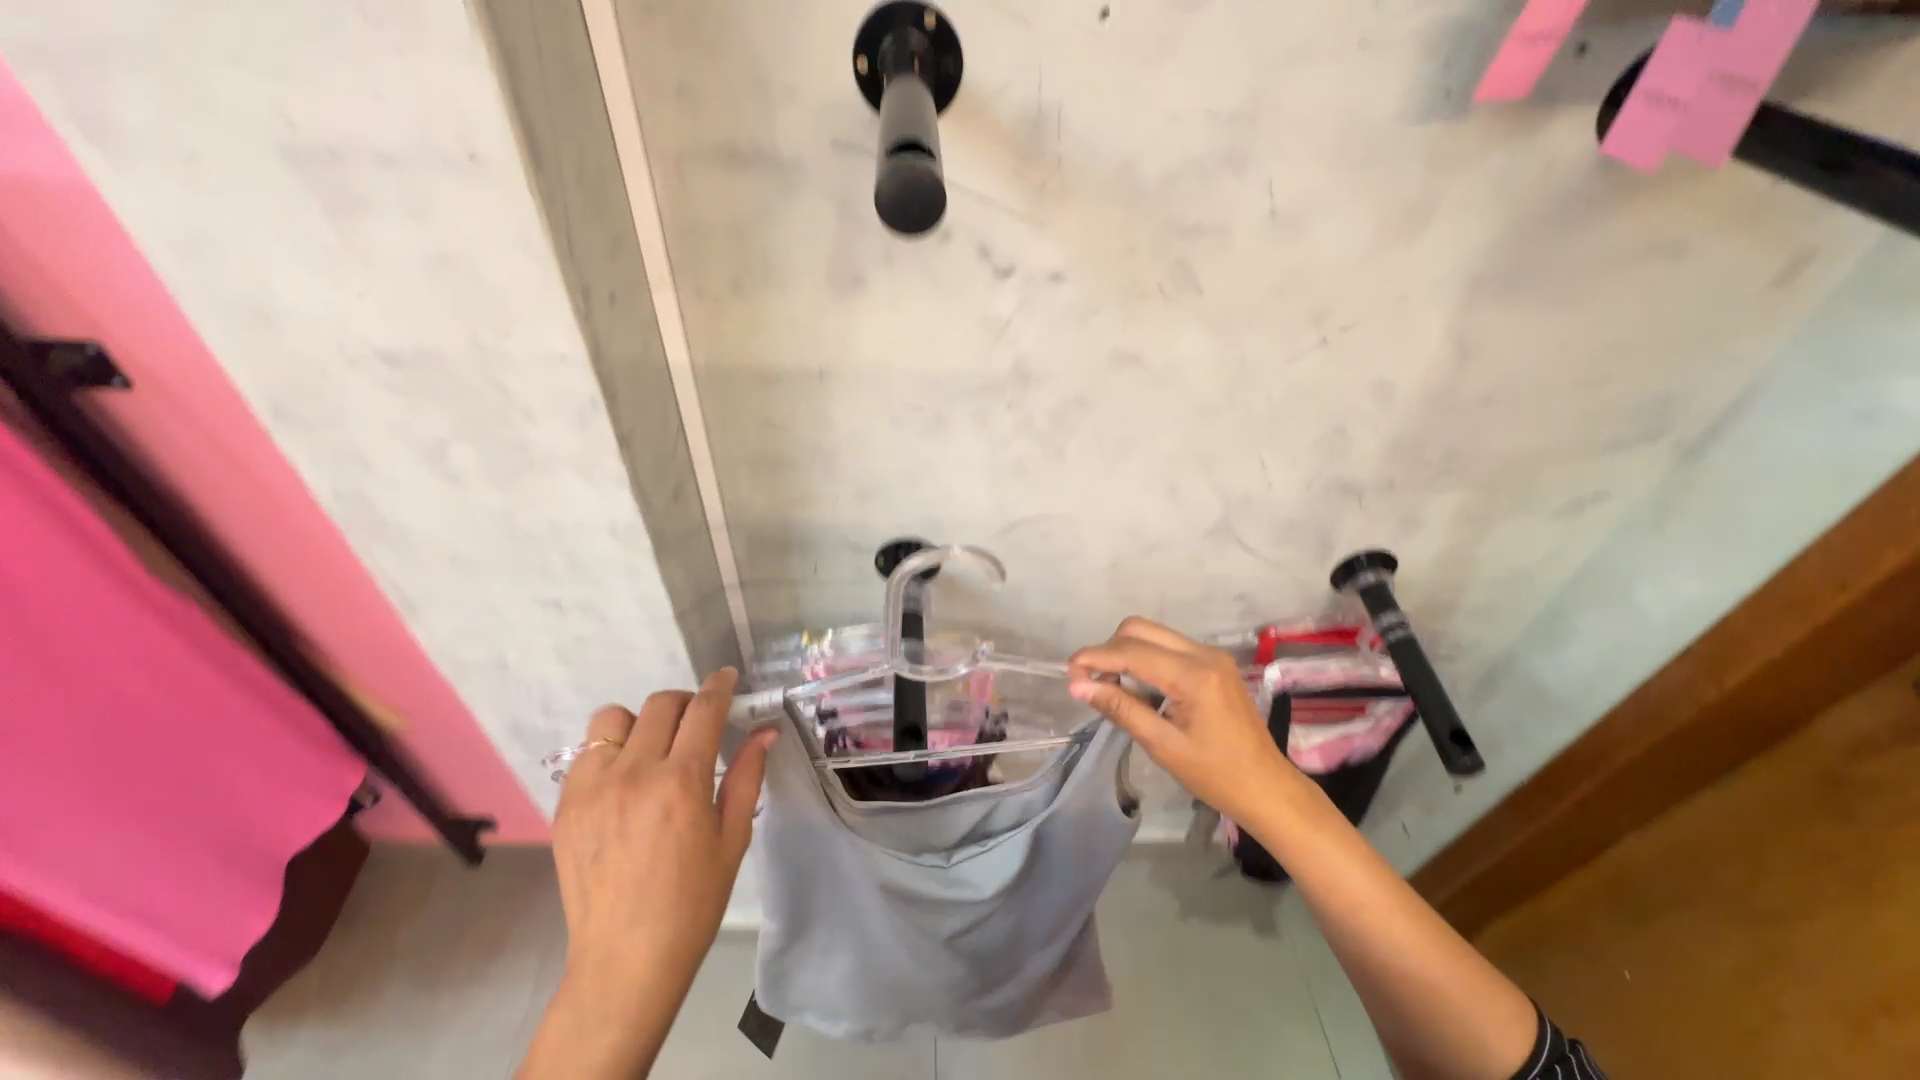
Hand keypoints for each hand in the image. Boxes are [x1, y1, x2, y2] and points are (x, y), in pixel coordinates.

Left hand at [551, 668, 776, 994]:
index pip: (702, 710)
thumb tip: (765, 732)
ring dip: (640, 723)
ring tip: (654, 751)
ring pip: (612, 720)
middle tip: (698, 724)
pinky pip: (587, 755)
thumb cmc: (693, 901)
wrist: (626, 956)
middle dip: (685, 703)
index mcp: (681, 783)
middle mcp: (633, 774)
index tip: (728, 678)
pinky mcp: (566, 806)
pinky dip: (611, 754)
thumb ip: (746, 776)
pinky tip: (625, 785)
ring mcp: (592, 788)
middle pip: (659, 705)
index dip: (719, 687)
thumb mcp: (733, 838)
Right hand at [1068, 618, 1299, 824]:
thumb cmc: (1216, 774)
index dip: (1095, 658)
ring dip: (1126, 652)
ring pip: (1154, 634)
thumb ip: (1120, 708)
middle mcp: (1204, 654)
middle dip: (1108, 649)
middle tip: (1091, 682)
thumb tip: (1078, 685)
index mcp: (1194, 675)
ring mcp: (1212, 656)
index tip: (1069, 674)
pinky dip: (1145, 658)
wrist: (1266, 787)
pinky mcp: (1214, 664)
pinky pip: (1169, 647)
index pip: (1132, 651)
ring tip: (1112, 687)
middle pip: (1140, 629)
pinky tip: (1138, 688)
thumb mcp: (1162, 745)